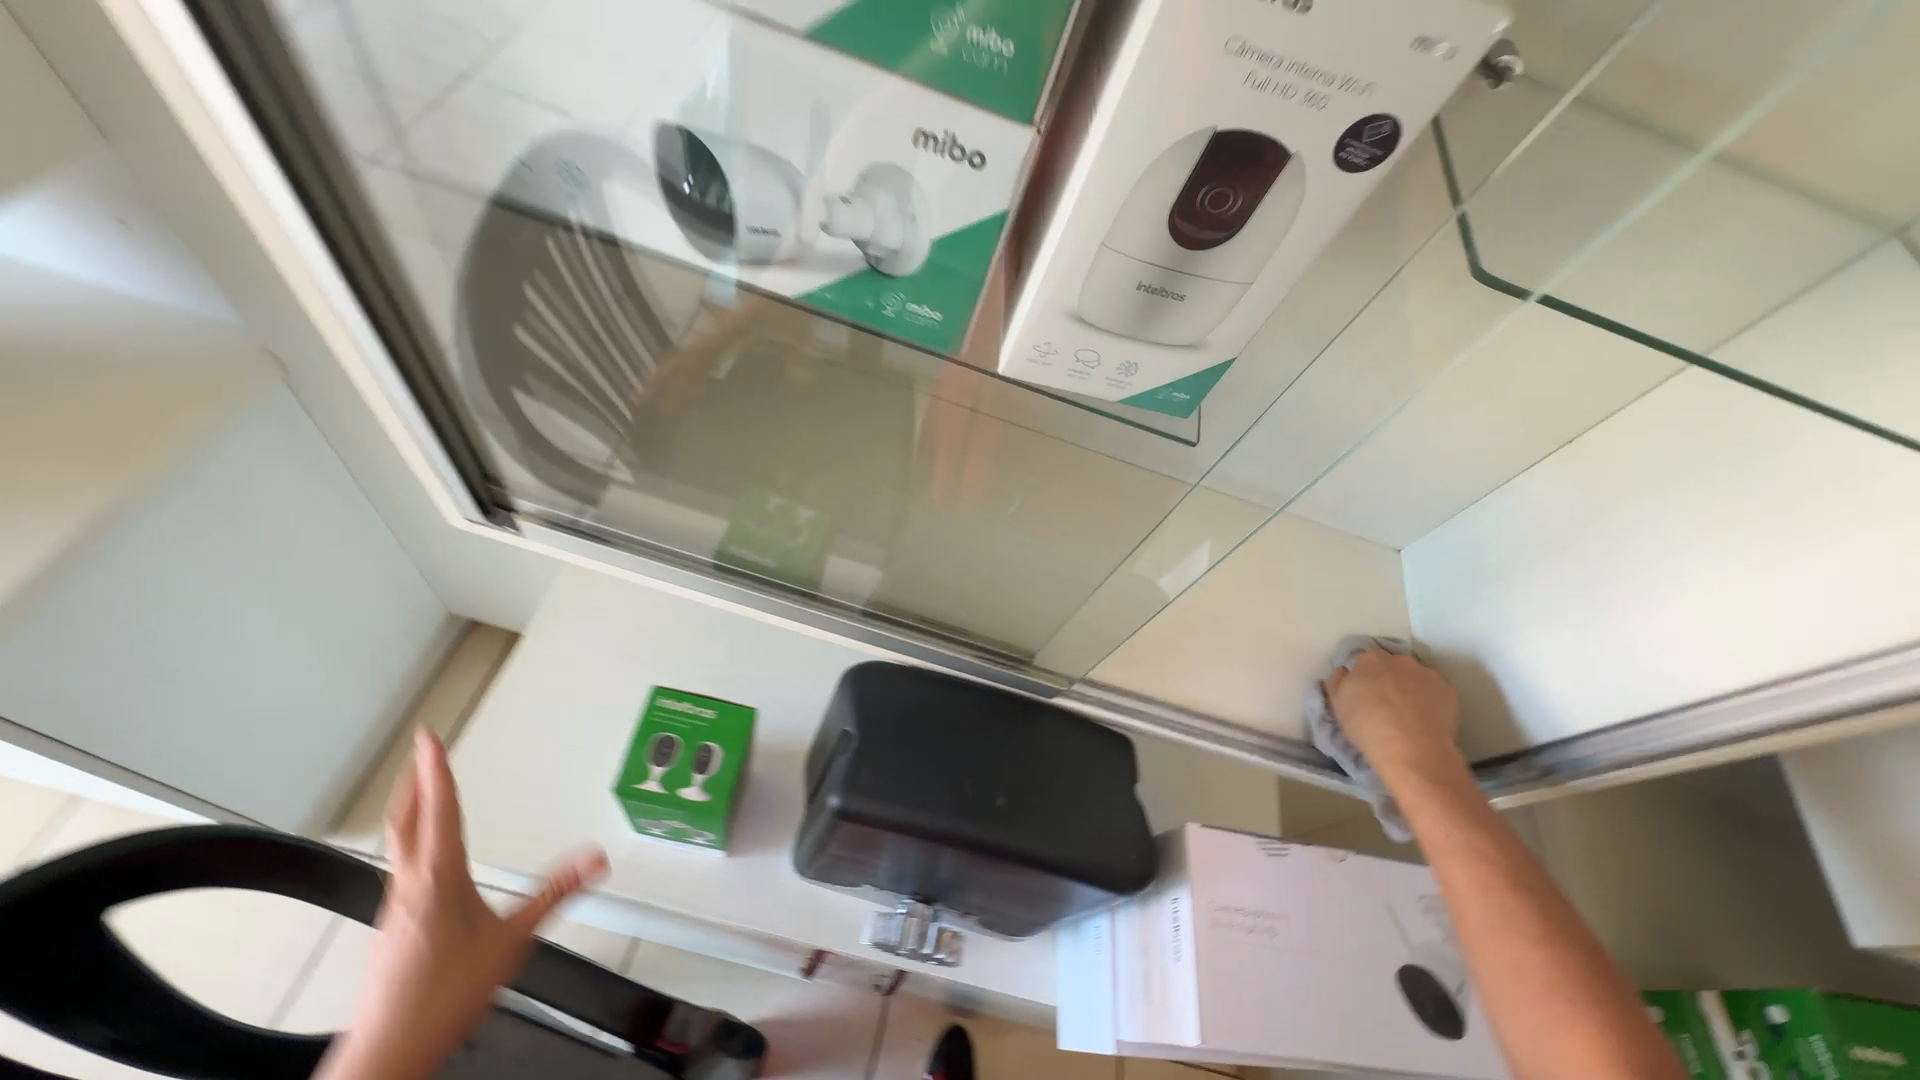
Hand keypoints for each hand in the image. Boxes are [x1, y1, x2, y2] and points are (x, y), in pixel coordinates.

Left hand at [316, 729, 609, 1079]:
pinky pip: (399, 866)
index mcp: (437, 877)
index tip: (429, 738)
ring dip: (408, 807)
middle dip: (414, 780)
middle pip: (406, 819)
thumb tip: (595, 859)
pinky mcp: (391, 926)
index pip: (439, 809)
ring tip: (418, 791)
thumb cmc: (443, 997)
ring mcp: (394, 905)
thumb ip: (556, 894)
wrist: (388, 1050)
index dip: (435, 770)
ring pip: (398, 842)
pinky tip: (421, 857)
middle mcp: (409, 884)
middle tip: (420, 752)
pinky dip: (409, 840)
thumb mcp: (514, 940)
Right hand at [1325, 648, 1465, 784]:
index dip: (1363, 678)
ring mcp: (1427, 674)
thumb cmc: (1367, 726)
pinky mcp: (1448, 691)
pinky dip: (1429, 700)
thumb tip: (1344, 671)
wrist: (1412, 749)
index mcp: (1370, 660)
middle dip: (1388, 679)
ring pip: (1415, 677)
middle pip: (1392, 665)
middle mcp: (1400, 660)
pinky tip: (1424, 720)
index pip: (1364, 661)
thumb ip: (1338, 681)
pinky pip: (1435, 691)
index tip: (1363, 694)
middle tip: (1385, 703)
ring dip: (1410, 688)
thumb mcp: (1336, 704)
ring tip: (1407, 714)